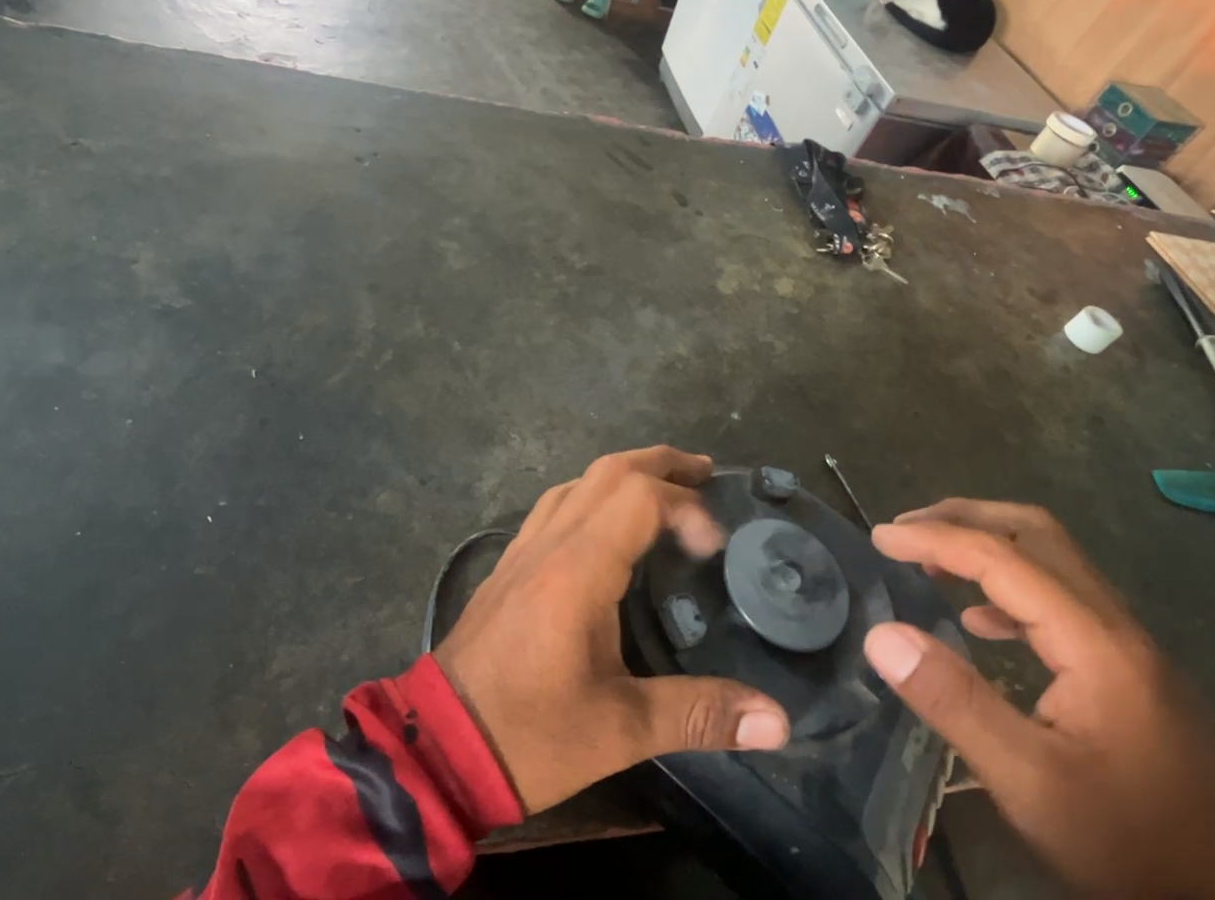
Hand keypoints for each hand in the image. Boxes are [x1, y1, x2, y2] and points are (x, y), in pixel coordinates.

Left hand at [435, 447, 790, 813]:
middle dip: (661, 464)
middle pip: (607, 473)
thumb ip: (698, 715)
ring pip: (576, 484)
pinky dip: (592, 497)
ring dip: (624, 475)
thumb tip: (779, 722)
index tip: (715, 548)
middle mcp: (547, 545)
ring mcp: (521, 552)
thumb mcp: (620, 731)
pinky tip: (607, 528)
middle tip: (706, 475)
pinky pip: (554, 508)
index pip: (639, 498)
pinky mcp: (506, 569)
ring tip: (665, 490)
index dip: (686, 506)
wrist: (435, 750)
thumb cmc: (529, 736)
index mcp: (576, 570)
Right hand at [862, 500, 1214, 899]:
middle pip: (1038, 536)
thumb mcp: (1027, 780)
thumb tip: (881, 634)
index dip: (935, 539)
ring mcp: (1129, 647)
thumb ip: (954, 701)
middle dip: (965, 519)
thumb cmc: (1123, 839)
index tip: (879, 538)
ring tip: (929, 563)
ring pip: (1054, 562)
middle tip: (904, 529)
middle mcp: (1117, 627)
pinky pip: (1063, 599)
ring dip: (988, 547)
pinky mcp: (1129, 670)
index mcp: (1095, 643)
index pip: (1004, 559)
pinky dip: (1010, 588)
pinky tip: (980, 622)